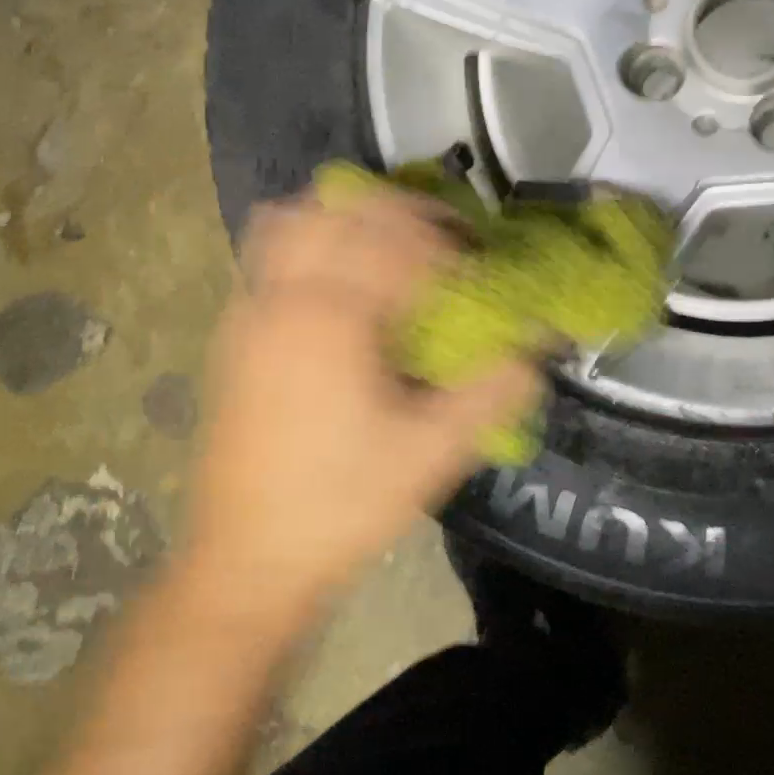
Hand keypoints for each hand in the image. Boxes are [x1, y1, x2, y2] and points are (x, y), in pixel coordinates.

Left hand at [181, 188, 542, 618]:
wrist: (246, 563)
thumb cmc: (345, 504)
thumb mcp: (434, 452)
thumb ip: (495, 388)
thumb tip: (541, 340)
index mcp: (333, 318)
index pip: (398, 240)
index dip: (448, 242)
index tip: (480, 265)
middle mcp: (282, 299)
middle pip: (340, 210)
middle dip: (400, 212)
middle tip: (443, 242)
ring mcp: (247, 315)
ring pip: (293, 224)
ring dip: (349, 222)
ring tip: (392, 251)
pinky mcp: (231, 339)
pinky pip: (269, 260)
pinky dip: (312, 249)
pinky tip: (343, 292)